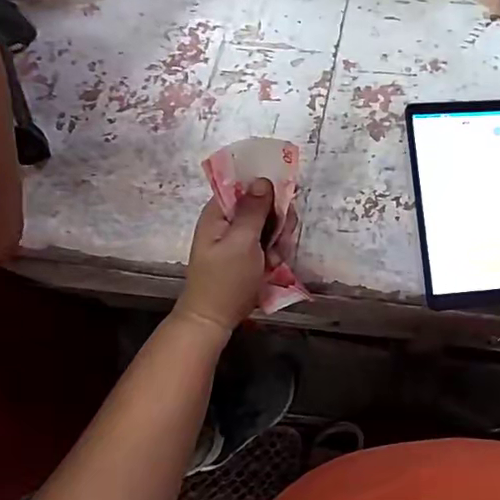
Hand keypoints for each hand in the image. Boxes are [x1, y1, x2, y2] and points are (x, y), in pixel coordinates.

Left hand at [175, 178, 276, 337]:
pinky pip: (270, 243)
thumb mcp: (241, 242)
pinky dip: (275, 253)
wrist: (214, 320)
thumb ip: (254, 210)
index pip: (245, 184)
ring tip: (273, 258)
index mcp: (219, 212)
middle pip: (263, 204)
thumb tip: (263, 179)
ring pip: (271, 225)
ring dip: (278, 239)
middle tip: (279, 237)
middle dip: (277, 220)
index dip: (267, 188)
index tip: (285, 200)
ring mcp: (239, 238)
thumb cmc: (225, 280)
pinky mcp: (248, 254)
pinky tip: (272, 266)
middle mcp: (228, 220)